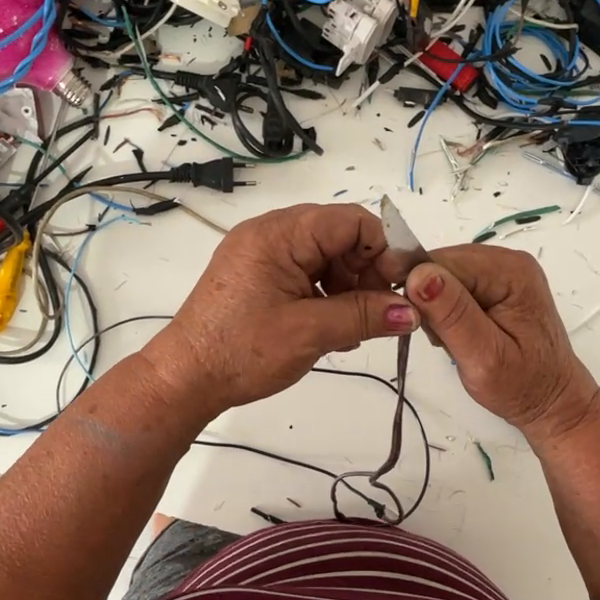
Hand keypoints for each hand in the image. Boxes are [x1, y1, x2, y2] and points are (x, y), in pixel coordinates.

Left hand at [145, 204, 417, 414]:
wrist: (185, 379)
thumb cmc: (243, 351)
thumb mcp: (311, 332)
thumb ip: (366, 315)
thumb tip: (413, 312)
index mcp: (279, 234)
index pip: (351, 220)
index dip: (383, 250)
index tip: (398, 288)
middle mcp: (270, 233)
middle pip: (339, 236)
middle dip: (366, 271)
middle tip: (378, 313)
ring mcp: (261, 254)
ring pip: (325, 256)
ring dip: (348, 287)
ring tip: (354, 328)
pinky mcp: (258, 276)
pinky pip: (305, 272)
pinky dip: (326, 295)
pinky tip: (334, 328)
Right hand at [404, 244, 599, 443]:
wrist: (552, 398)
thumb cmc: (523, 385)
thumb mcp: (484, 357)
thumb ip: (453, 315)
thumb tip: (419, 275)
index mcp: (510, 273)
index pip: (442, 263)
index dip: (421, 291)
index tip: (429, 330)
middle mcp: (508, 261)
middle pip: (442, 264)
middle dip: (430, 300)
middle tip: (446, 340)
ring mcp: (504, 271)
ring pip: (444, 274)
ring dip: (437, 307)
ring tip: (457, 340)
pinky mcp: (497, 284)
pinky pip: (455, 285)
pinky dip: (447, 309)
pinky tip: (461, 332)